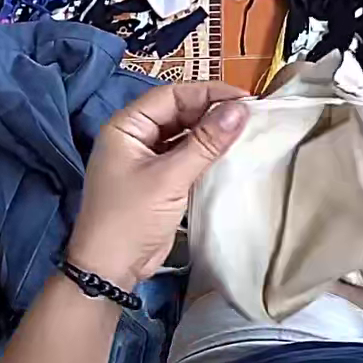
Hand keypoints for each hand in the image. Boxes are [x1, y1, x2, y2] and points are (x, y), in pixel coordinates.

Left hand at [68, 81, 249, 288]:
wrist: (111, 269)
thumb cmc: (131, 218)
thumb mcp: (169, 178)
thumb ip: (205, 143)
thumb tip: (240, 111)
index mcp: (126, 126)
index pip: (171, 95)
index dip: (208, 93)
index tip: (244, 99)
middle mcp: (135, 137)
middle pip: (179, 113)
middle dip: (212, 112)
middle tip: (250, 116)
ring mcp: (147, 160)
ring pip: (184, 135)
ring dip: (211, 134)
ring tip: (245, 132)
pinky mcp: (160, 181)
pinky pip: (186, 157)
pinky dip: (206, 154)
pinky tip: (229, 155)